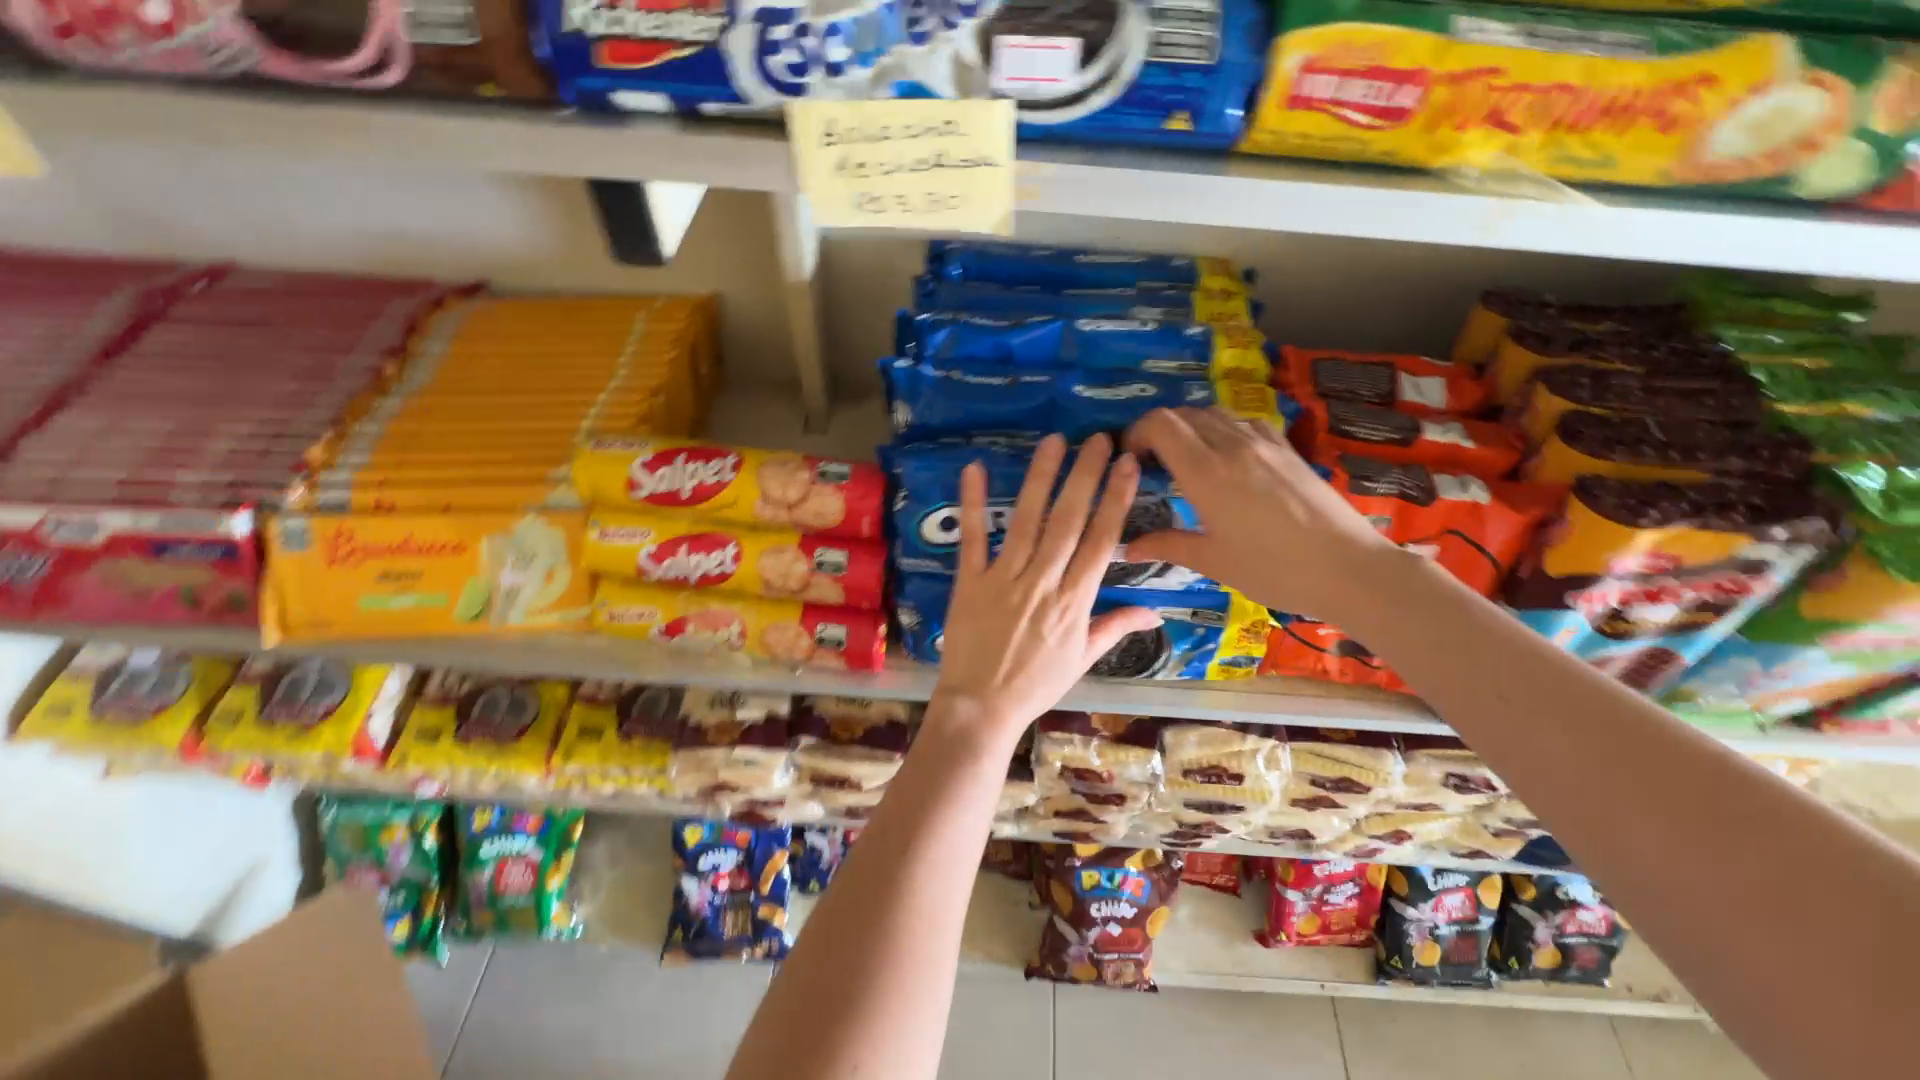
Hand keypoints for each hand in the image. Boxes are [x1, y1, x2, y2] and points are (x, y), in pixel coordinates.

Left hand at [930, 433, 1160, 743]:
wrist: (982, 707)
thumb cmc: (1035, 685)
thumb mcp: (1083, 659)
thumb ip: (1114, 628)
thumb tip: (1154, 612)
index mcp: (1074, 602)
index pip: (1101, 542)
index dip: (1115, 500)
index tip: (1127, 466)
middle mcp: (1043, 583)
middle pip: (1068, 522)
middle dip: (1085, 476)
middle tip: (1098, 438)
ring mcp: (1004, 579)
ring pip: (1027, 521)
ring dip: (1041, 478)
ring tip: (1055, 441)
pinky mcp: (969, 582)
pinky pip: (973, 538)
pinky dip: (973, 503)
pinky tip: (975, 468)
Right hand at [1123, 407, 1399, 621]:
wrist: (1349, 567)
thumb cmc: (1274, 570)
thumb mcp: (1213, 561)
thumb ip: (1168, 546)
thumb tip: (1127, 547)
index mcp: (1206, 471)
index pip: (1160, 424)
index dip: (1136, 433)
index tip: (1129, 460)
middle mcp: (1232, 445)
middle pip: (1183, 414)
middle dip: (1158, 431)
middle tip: (1151, 463)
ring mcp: (1264, 442)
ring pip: (1214, 413)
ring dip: (1191, 428)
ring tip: (1186, 460)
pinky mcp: (1287, 448)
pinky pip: (1244, 422)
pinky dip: (1223, 429)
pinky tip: (1227, 459)